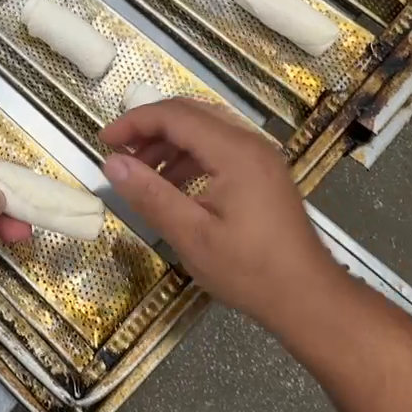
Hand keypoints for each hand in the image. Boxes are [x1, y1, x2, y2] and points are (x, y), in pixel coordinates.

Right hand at [100, 99, 344, 324]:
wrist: (308, 298)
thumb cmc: (250, 271)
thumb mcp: (191, 236)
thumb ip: (150, 195)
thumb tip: (112, 164)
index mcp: (234, 153)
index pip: (174, 116)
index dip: (134, 123)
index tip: (103, 142)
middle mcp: (250, 144)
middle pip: (190, 113)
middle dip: (148, 127)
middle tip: (118, 152)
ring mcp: (260, 156)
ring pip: (204, 127)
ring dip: (167, 142)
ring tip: (141, 172)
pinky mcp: (263, 172)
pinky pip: (218, 146)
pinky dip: (188, 155)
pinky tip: (172, 185)